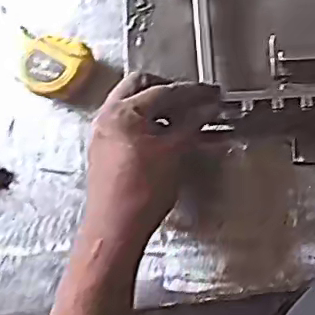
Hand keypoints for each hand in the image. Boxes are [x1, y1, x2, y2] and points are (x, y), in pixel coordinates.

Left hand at [79, 72, 222, 250]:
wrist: (116, 227)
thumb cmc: (142, 192)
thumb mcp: (175, 152)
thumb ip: (192, 123)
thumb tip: (207, 108)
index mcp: (123, 111)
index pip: (164, 91)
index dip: (193, 92)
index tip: (212, 94)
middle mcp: (107, 116)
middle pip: (140, 86)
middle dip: (169, 89)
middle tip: (193, 99)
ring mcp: (102, 132)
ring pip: (131, 104)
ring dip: (157, 106)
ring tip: (183, 118)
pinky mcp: (104, 149)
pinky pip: (126, 123)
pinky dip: (147, 122)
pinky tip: (166, 135)